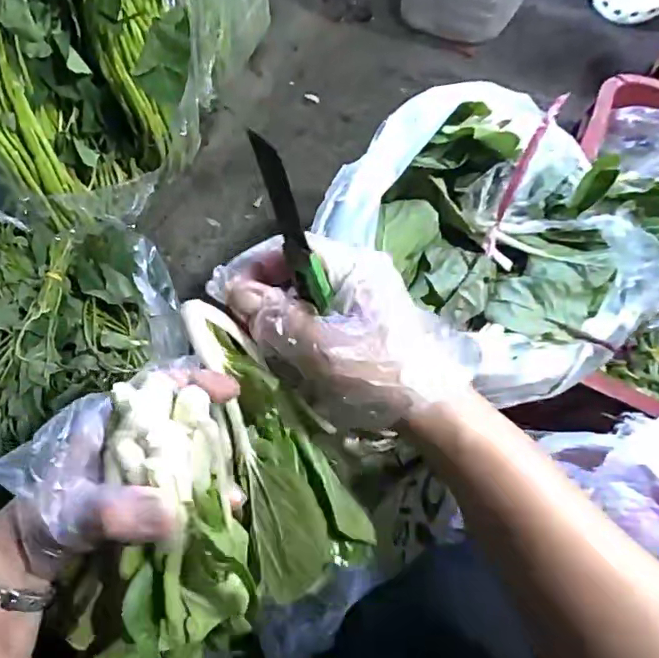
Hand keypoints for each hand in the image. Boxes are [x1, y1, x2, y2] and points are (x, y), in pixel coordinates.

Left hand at [0, 367, 240, 589]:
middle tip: (236, 455)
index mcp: (107, 422)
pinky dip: (199, 497)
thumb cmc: (43, 520)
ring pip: (182, 455)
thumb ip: (115, 510)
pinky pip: (178, 487)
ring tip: (232, 497)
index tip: (230, 391)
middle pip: (178, 420)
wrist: (27, 559)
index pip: (155, 387)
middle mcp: (126, 438)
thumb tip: (173, 511)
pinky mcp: (141, 497)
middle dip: (210, 433)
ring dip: (209, 470)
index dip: (193, 382)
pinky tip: (218, 513)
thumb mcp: (73, 512)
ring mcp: (135, 468)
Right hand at [212, 233, 477, 429]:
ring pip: (304, 294)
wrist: (430, 411)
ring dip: (278, 314)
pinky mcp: (365, 323)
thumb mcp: (314, 343)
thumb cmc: (373, 372)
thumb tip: (234, 290)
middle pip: (295, 270)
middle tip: (241, 322)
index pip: (289, 247)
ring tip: (261, 341)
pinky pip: (319, 314)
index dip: (253, 265)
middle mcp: (357, 273)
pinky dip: (297, 328)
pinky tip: (289, 352)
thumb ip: (271, 314)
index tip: (228, 293)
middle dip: (262, 293)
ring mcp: (363, 298)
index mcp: (349, 265)